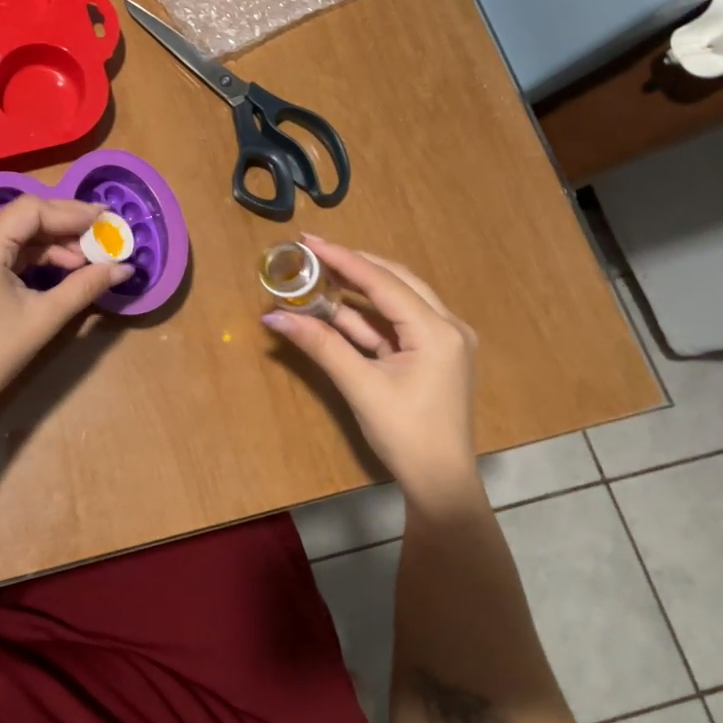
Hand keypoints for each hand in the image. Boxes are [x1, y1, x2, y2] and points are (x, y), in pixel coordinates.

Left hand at [0, 196, 131, 421]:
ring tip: (86, 260)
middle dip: (64, 225)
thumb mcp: (44, 317)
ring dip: (51, 242)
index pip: (32, 210)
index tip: (106, 220)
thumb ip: (85, 285)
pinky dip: (32, 255)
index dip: (72, 211)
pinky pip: (2, 249)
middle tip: (102, 238)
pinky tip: (61, 268)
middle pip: (22, 216)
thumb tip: (125, 267)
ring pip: (13, 232)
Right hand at [263, 235, 479, 501]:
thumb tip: (274, 315)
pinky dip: (365, 314)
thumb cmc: (405, 433)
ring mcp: (442, 340)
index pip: (383, 282)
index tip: (308, 240)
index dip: (343, 258)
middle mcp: (447, 325)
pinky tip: (335, 306)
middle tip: (312, 251)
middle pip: (395, 280)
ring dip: (358, 288)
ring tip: (319, 272)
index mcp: (437, 330)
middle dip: (353, 264)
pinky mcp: (432, 354)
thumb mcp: (359, 385)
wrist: (439, 481)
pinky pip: (396, 322)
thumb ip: (320, 344)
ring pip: (396, 299)